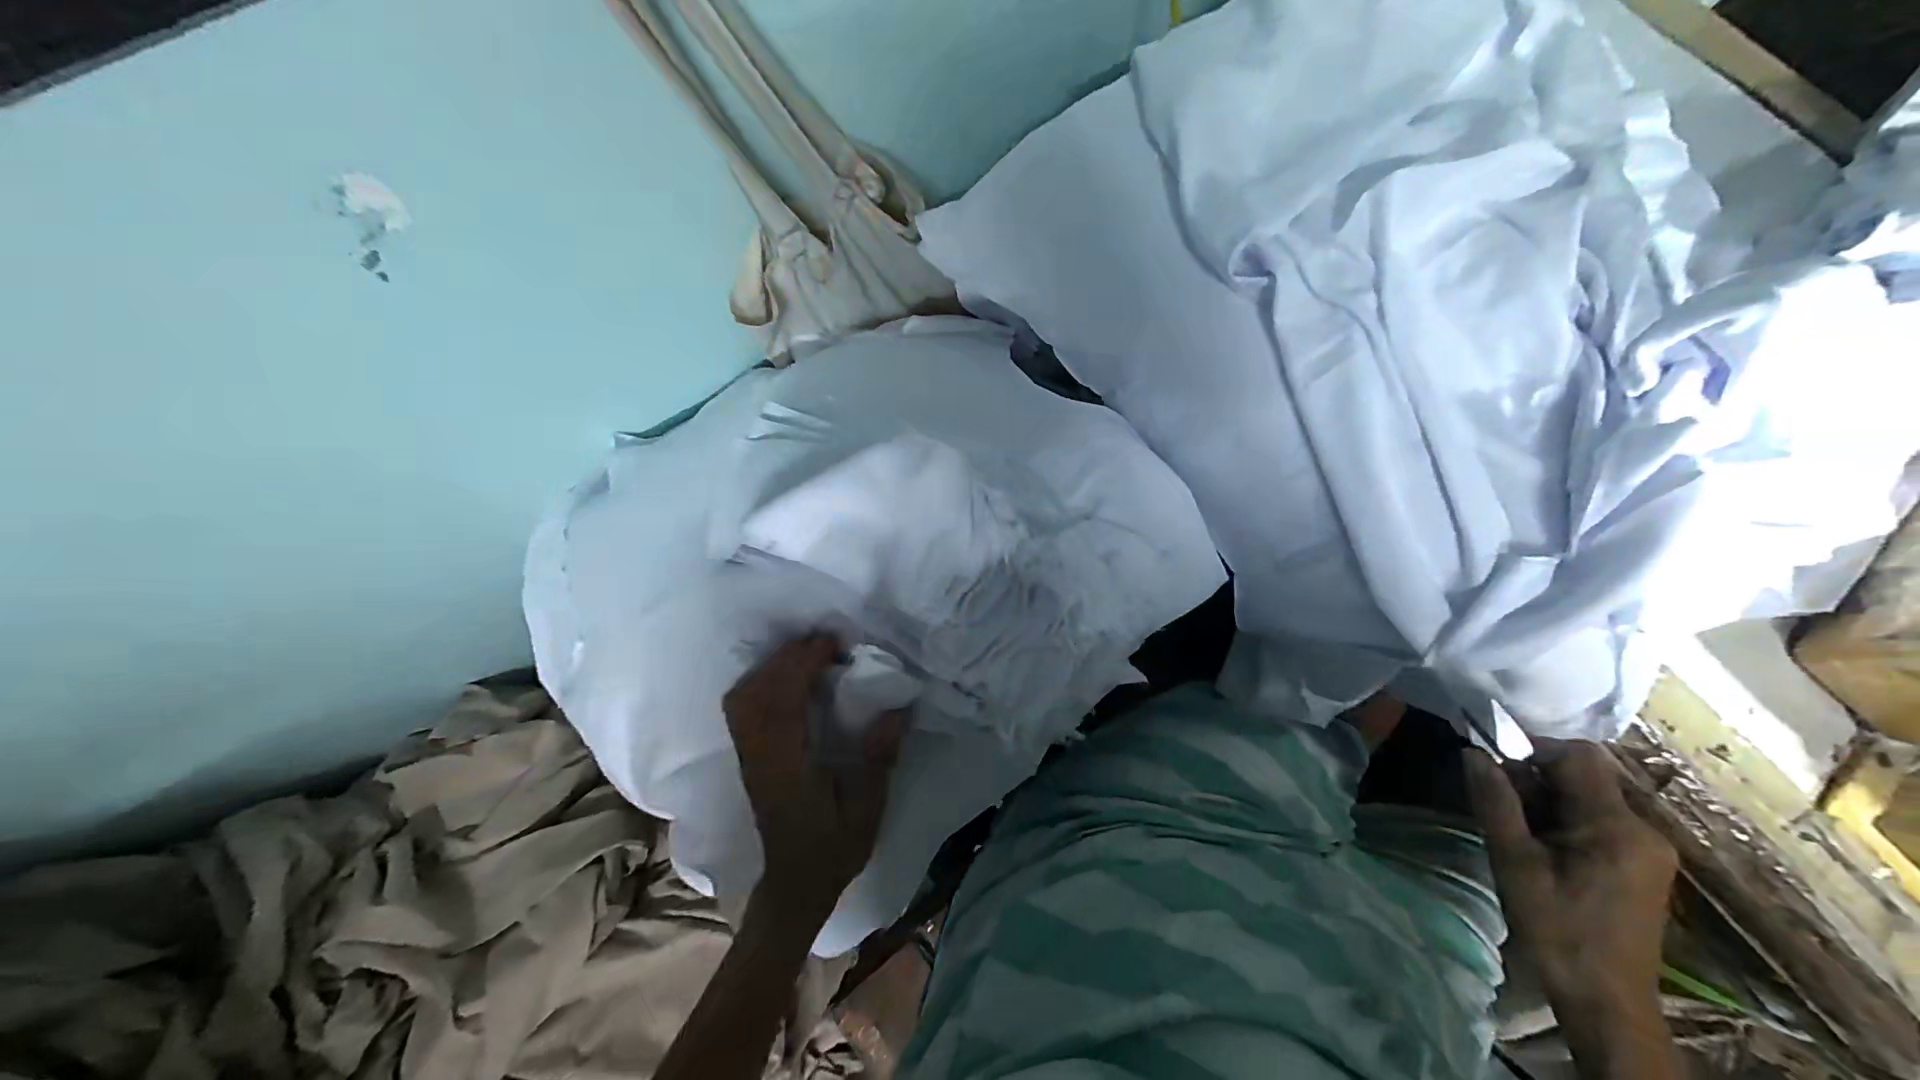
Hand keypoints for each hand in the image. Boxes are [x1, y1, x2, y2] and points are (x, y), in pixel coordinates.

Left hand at [723, 633, 906, 910]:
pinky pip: (742, 706)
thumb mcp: (866, 811)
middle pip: (756, 692)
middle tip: (828, 642)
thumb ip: (878, 759)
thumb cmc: (834, 848)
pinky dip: (762, 681)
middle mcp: (759, 756)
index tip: (835, 645)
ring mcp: (748, 756)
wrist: (796, 882)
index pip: (782, 702)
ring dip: (773, 666)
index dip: (803, 663)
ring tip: (809, 654)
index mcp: (787, 767)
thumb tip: (897, 709)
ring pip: (742, 696)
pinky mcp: (748, 756)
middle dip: (788, 657)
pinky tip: (788, 678)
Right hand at [1464, 739, 1677, 1017]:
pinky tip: (1539, 843)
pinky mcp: (1643, 864)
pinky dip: (1563, 818)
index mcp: (1618, 826)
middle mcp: (1645, 829)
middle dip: (1535, 776)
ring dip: (1547, 798)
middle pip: (1585, 775)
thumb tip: (1473, 752)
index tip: (1491, 760)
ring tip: (1513, 825)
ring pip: (1589, 797)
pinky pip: (1599, 820)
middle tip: (1496, 796)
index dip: (1531, 747)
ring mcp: (1649, 848)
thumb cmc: (1557, 928)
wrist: (1606, 999)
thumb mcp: (1514, 862)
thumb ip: (1495, 802)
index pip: (1577, 756)